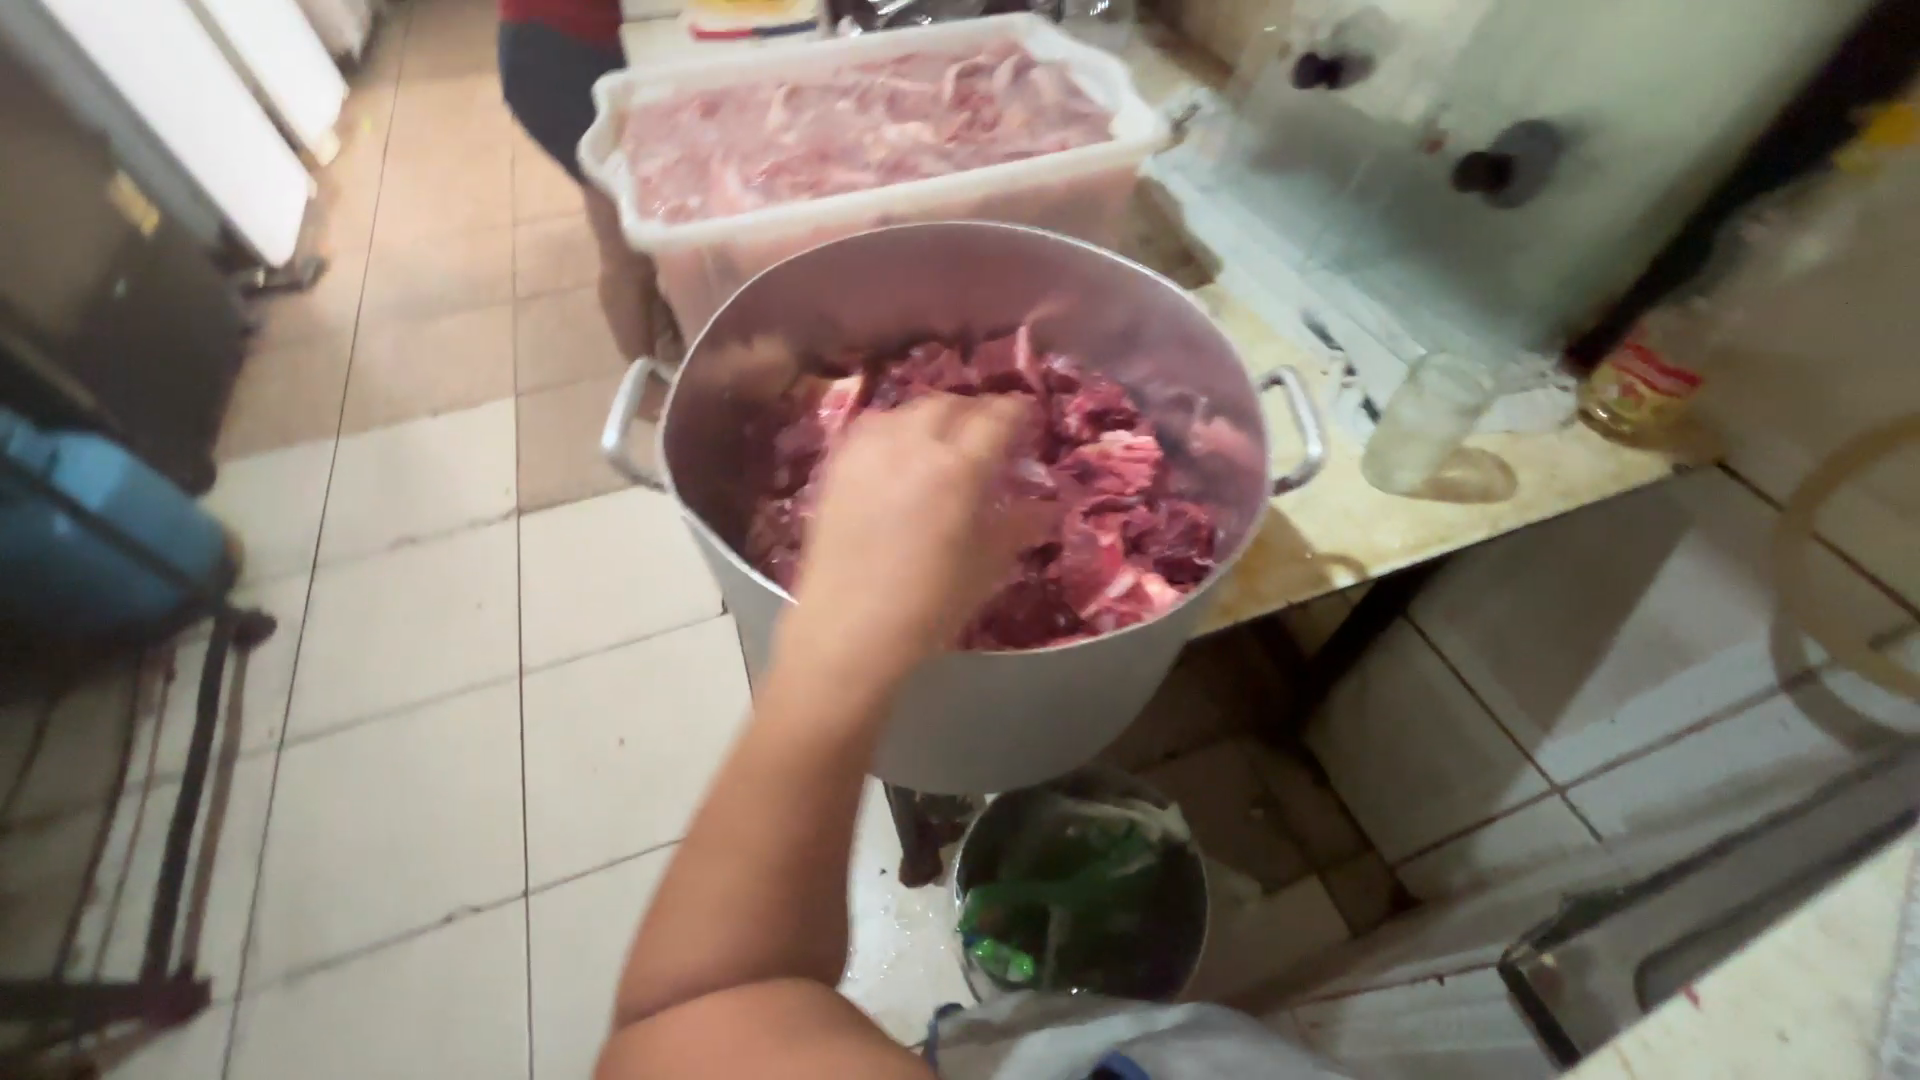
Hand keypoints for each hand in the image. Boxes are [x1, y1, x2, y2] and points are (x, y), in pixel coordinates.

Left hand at [776, 393, 1044, 693]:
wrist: (847, 630)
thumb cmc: (928, 606)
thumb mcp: (986, 568)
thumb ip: (1017, 526)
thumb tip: (1046, 506)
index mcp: (958, 469)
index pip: (998, 418)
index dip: (1017, 412)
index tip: (1027, 419)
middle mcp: (912, 445)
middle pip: (951, 404)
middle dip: (976, 411)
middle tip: (989, 432)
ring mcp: (868, 451)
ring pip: (909, 410)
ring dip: (935, 416)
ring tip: (945, 439)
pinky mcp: (836, 465)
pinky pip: (873, 426)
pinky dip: (896, 428)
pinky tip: (901, 452)